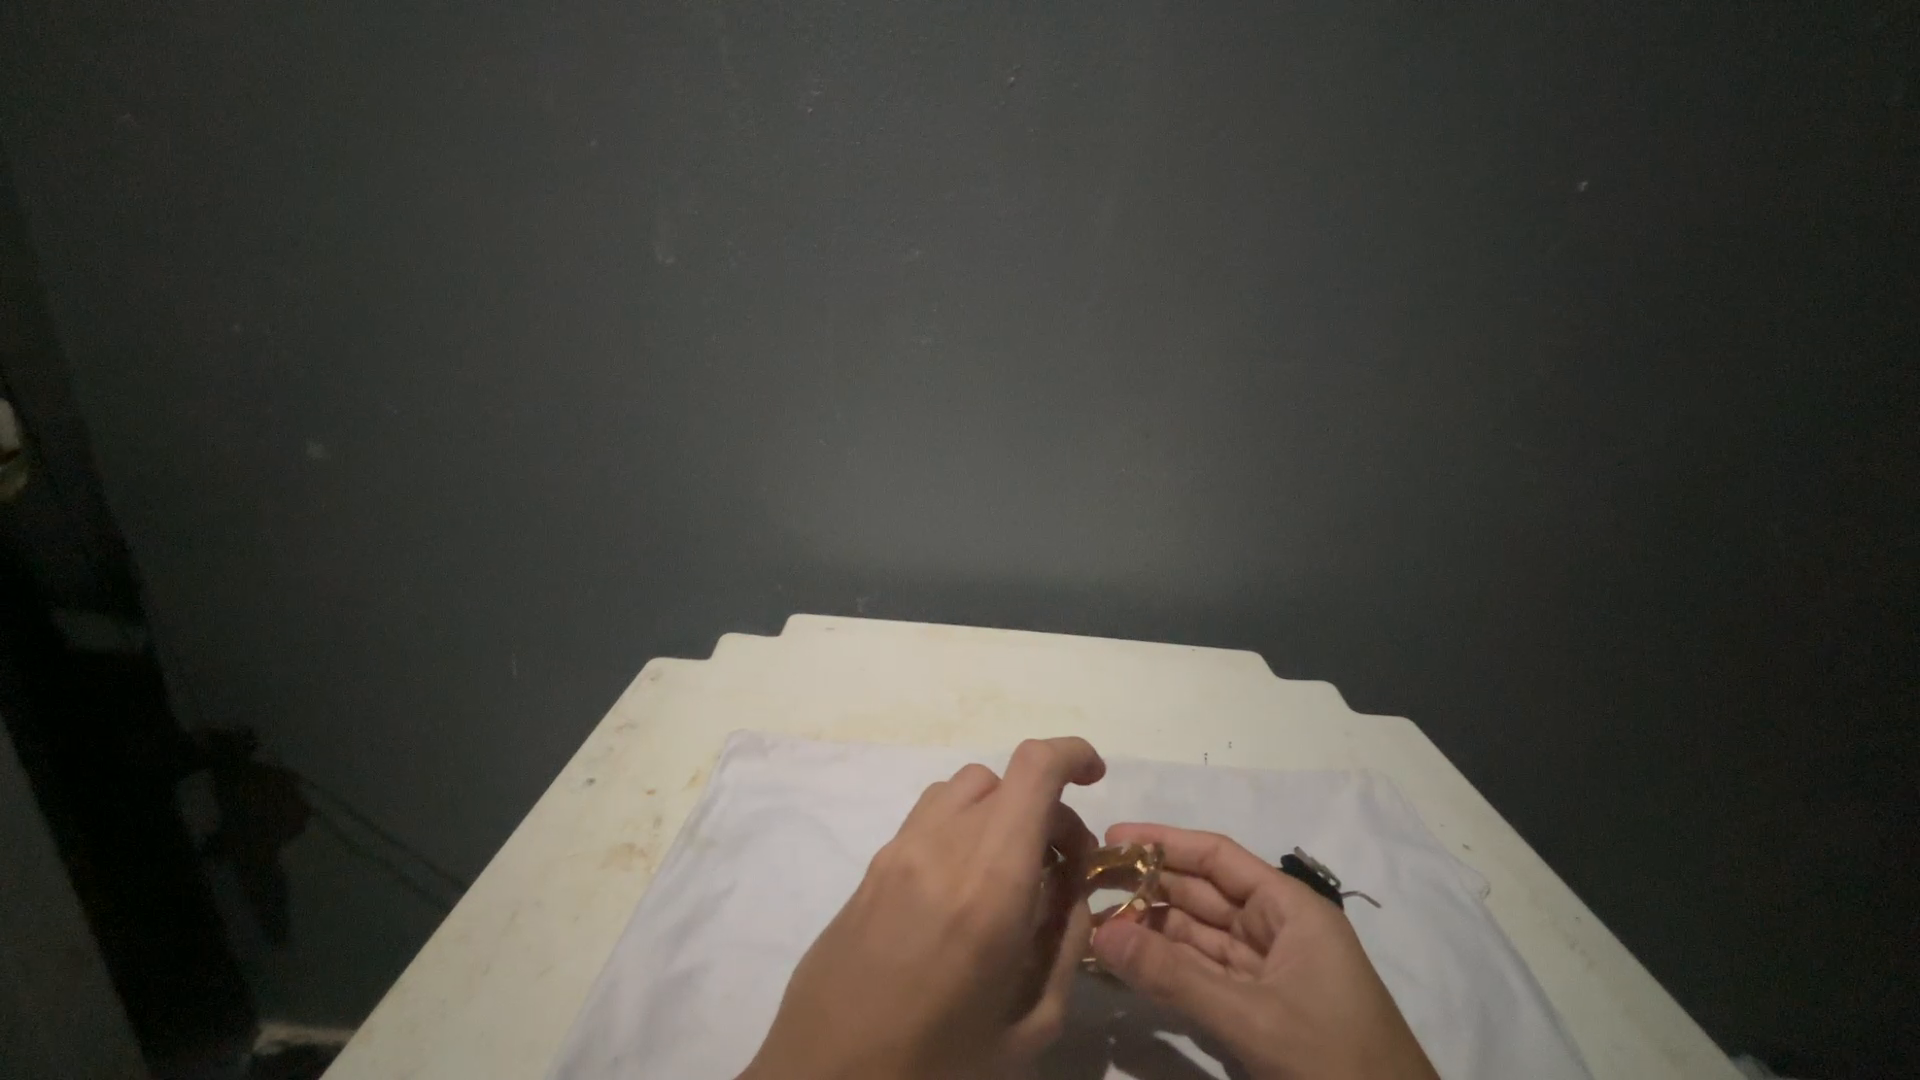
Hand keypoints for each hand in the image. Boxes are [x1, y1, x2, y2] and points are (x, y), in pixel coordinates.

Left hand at [739, 738, 1105, 1079]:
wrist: (824, 1077)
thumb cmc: (936, 1064)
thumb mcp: (1030, 1026)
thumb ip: (1068, 948)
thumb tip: (1075, 894)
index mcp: (990, 882)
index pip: (1034, 770)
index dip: (1072, 754)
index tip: (1095, 777)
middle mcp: (943, 846)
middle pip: (1005, 778)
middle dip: (1047, 807)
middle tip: (1059, 868)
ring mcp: (899, 849)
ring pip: (963, 788)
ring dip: (1000, 811)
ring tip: (1009, 872)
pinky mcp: (872, 864)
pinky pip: (929, 815)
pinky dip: (963, 825)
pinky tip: (963, 887)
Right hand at [1089, 824, 1439, 1079]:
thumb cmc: (1337, 1065)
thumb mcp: (1252, 1018)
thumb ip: (1172, 975)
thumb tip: (1097, 931)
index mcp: (1289, 908)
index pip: (1216, 857)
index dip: (1161, 842)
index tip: (1108, 838)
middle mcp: (1276, 929)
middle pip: (1201, 894)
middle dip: (1146, 887)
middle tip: (1084, 884)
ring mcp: (1267, 972)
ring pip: (1197, 937)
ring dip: (1150, 931)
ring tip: (1091, 923)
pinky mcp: (1258, 1011)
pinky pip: (1203, 977)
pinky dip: (1166, 971)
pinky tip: (1125, 966)